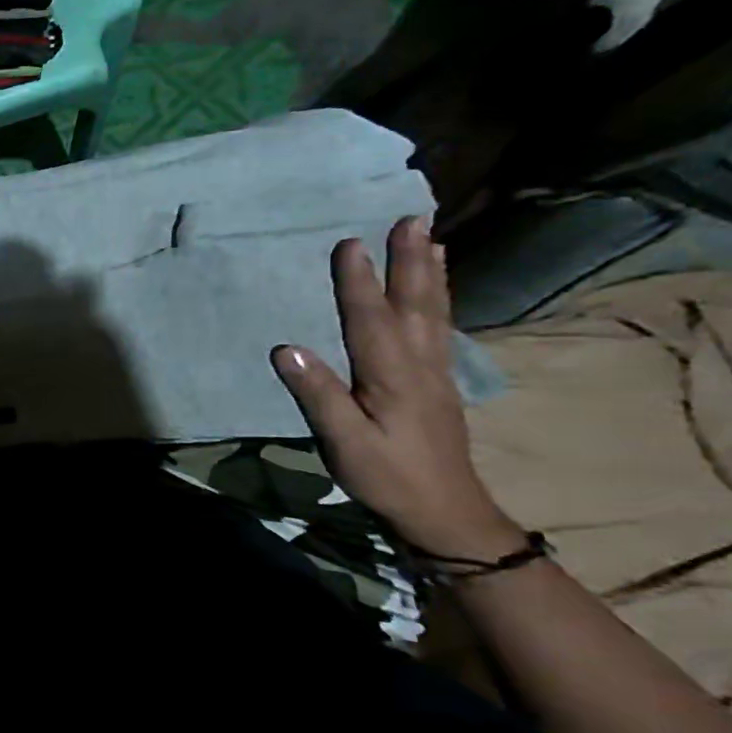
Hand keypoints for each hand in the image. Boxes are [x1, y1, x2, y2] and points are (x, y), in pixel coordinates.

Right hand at [271, 217, 522, 557]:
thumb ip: (317, 394)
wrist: (445, 512)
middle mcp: (419, 365)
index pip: (371, 318)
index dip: (358, 281)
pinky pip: (440, 329)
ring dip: (430, 274)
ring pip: (434, 313)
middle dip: (411, 261)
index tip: (350, 242)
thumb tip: (286, 348)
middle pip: (415, 304)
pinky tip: (435, 294)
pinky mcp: (437, 384)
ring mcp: (434, 373)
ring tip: (432, 241)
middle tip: (414, 219)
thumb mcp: (344, 440)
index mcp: (392, 375)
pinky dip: (439, 301)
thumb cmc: (386, 475)